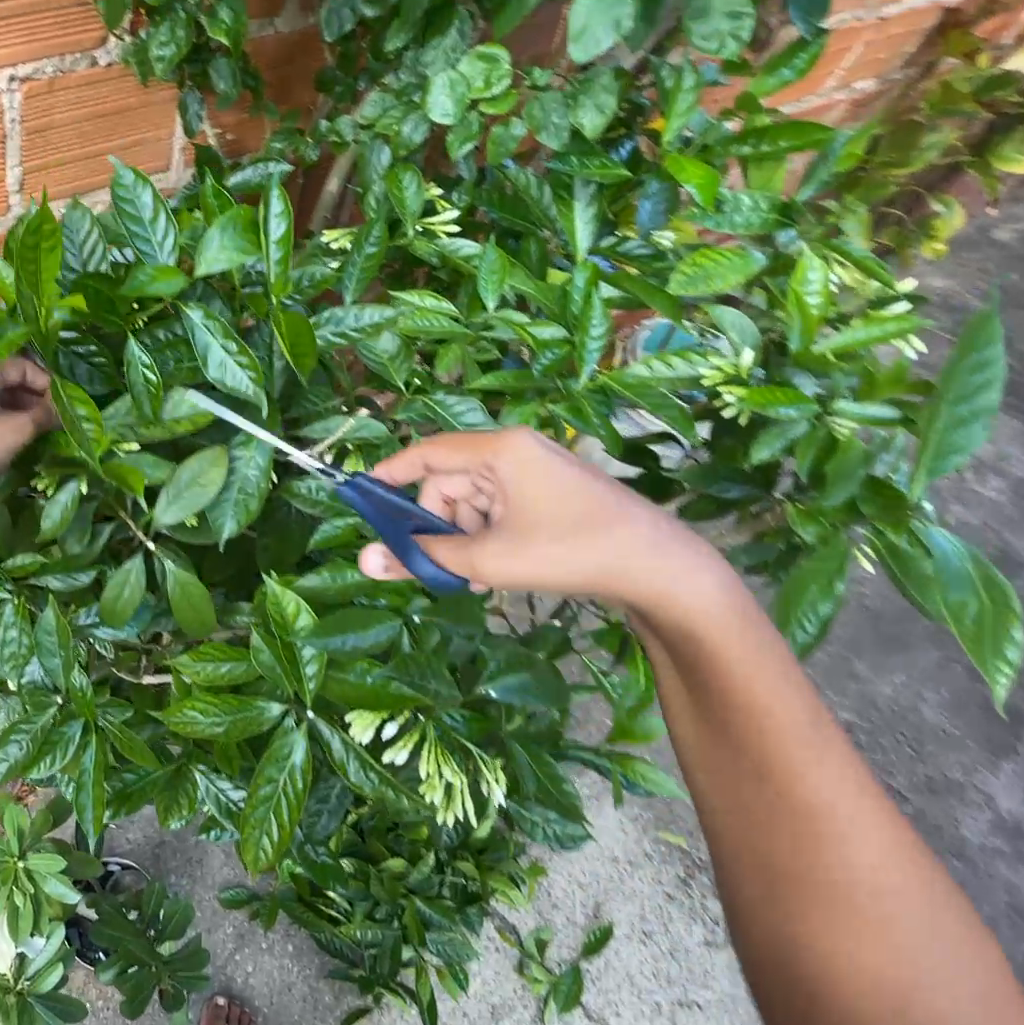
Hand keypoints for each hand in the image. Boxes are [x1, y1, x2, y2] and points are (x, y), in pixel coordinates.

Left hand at [0, 357, 56, 500]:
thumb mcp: (19, 428)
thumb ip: (45, 415)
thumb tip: (63, 410)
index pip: (18, 365)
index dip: (43, 379)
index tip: (62, 399)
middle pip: (6, 383)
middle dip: (34, 398)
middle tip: (56, 416)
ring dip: (22, 413)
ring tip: (42, 429)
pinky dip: (6, 426)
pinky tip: (20, 441)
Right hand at [356, 426, 727, 610]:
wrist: (660, 568)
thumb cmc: (569, 552)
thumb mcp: (486, 561)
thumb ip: (422, 557)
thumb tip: (365, 561)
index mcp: (500, 450)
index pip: (426, 452)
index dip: (390, 475)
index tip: (362, 498)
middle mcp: (515, 449)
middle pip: (448, 482)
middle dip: (437, 524)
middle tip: (438, 564)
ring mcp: (535, 468)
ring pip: (471, 499)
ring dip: (462, 535)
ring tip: (476, 574)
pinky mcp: (549, 489)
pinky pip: (497, 505)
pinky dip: (486, 534)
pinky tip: (495, 566)